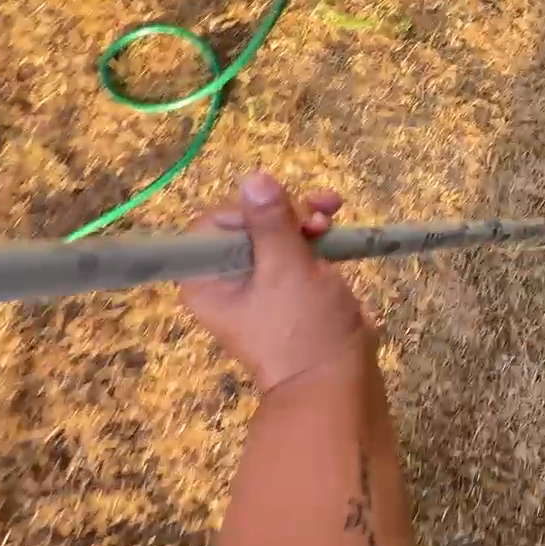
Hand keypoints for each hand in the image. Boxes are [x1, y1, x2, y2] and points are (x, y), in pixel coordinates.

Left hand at [181, 172, 368, 392]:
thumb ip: (271, 223)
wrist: (336, 370)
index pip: (215, 222)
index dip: (251, 210)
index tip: (286, 218)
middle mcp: (229, 275)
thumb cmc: (302, 323)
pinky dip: (318, 231)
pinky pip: (299, 244)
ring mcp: (264, 278)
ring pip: (279, 229)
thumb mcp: (287, 269)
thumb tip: (254, 176)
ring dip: (307, 216)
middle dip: (287, 211)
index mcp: (207, 277)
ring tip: (333, 215)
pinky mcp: (294, 280)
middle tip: (318, 219)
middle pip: (250, 221)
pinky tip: (336, 226)